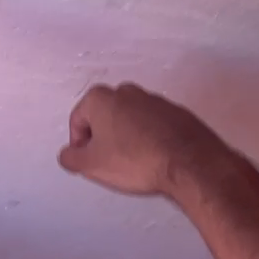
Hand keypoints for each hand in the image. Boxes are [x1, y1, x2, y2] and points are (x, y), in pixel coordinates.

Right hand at [57, 83, 232, 198]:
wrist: (191, 164)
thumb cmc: (138, 159)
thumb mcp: (91, 165)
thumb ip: (70, 158)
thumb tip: (68, 155)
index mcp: (99, 98)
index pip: (77, 121)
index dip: (79, 146)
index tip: (88, 162)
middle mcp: (126, 92)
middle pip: (104, 117)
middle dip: (104, 138)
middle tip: (110, 162)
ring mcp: (154, 101)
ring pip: (130, 120)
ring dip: (128, 138)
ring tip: (135, 164)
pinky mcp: (178, 113)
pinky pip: (155, 126)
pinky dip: (152, 139)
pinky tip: (155, 160)